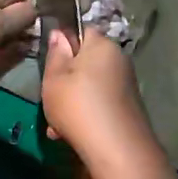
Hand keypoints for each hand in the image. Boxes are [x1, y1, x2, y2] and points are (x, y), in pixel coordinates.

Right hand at [42, 29, 177, 178]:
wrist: (116, 148)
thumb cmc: (77, 105)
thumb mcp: (54, 78)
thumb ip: (56, 53)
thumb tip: (60, 32)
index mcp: (102, 45)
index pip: (81, 30)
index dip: (63, 44)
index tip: (49, 63)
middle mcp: (119, 59)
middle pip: (85, 62)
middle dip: (66, 79)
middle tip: (50, 99)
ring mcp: (126, 84)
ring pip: (89, 86)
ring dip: (72, 101)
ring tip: (57, 125)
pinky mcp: (128, 107)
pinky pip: (99, 103)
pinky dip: (85, 114)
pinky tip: (71, 134)